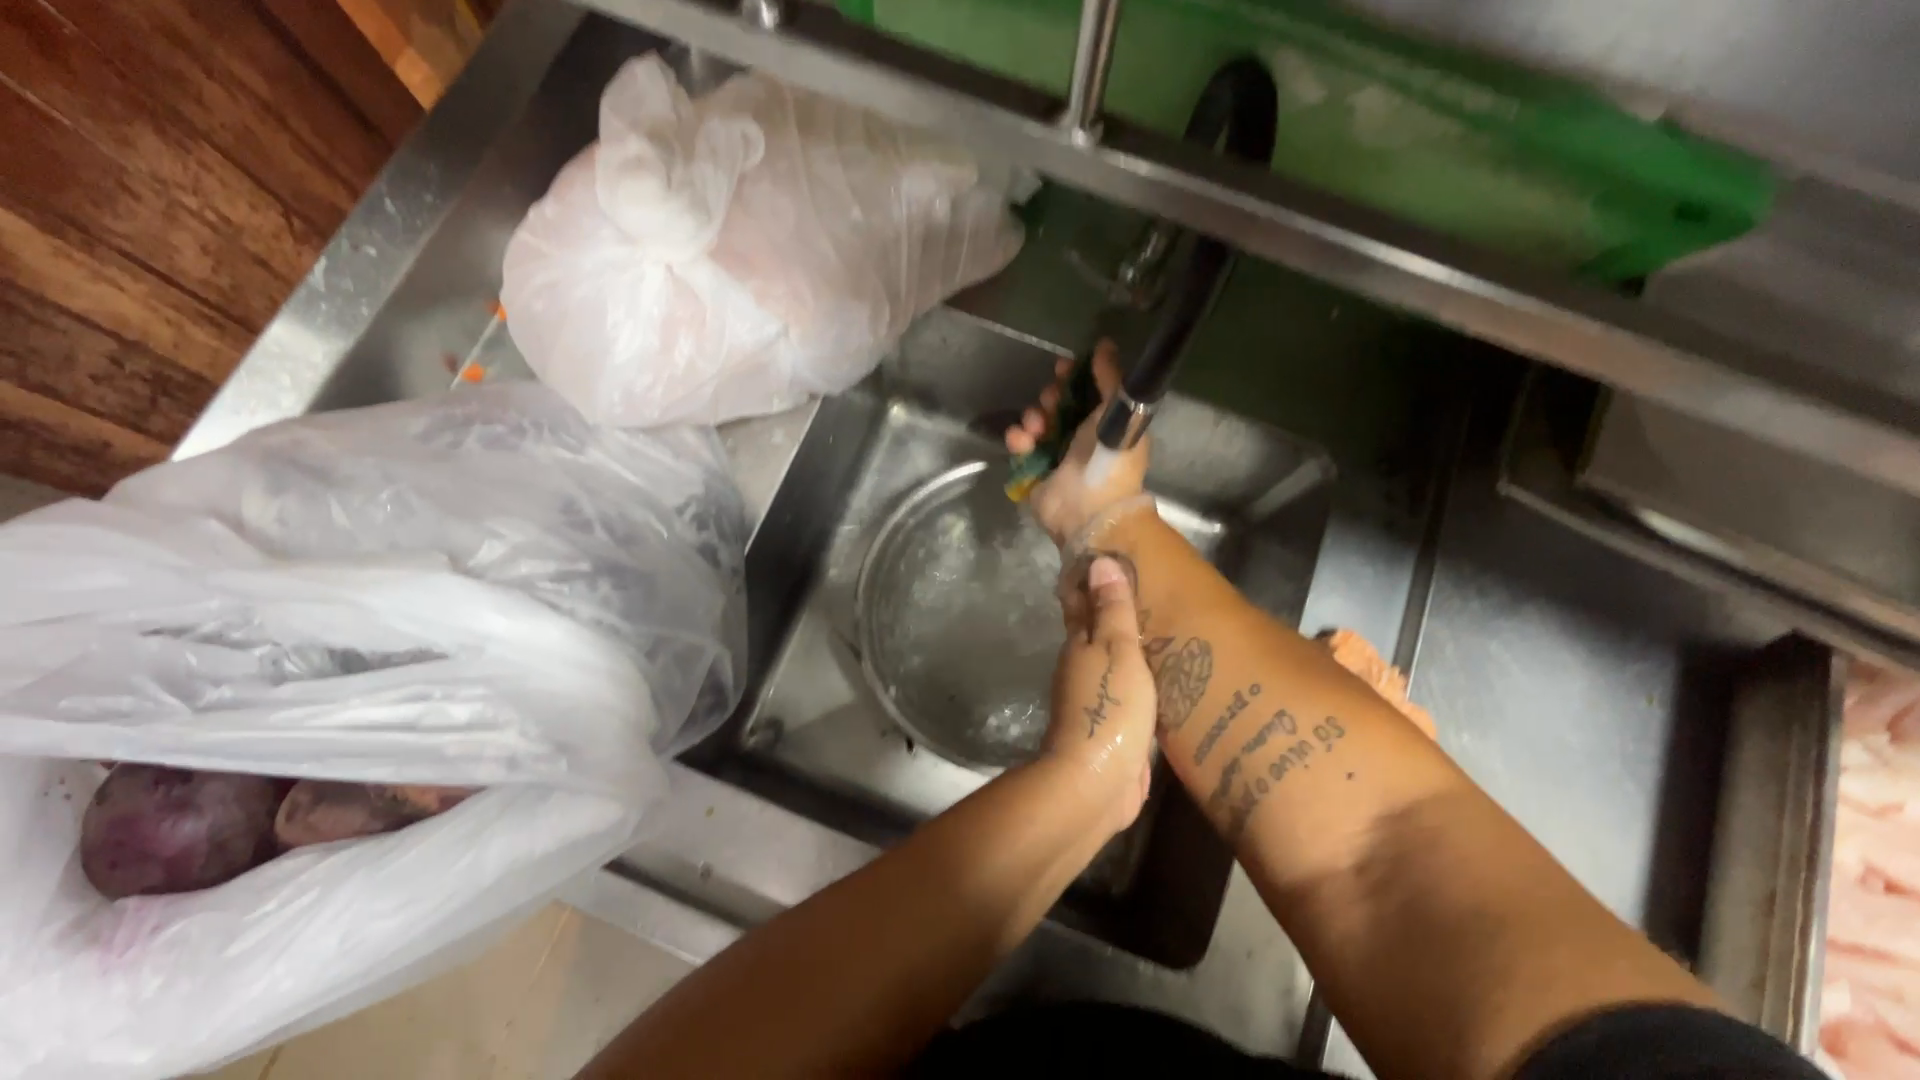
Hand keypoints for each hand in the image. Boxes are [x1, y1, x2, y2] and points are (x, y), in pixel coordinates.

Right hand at [1004, 340, 1149, 545]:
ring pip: (1037, 422)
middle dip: (1051, 396)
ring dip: (1034, 417)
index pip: (1085, 391)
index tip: (1063, 367)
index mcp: (1105, 423)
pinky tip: (1024, 440)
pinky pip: (1020, 446)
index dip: (1073, 377)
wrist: (1088, 507)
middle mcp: (1081, 437)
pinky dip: (1019, 439)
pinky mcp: (1034, 470)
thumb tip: (1105, 343)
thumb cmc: (1108, 456)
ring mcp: (1056, 455)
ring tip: (1037, 426)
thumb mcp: (1116, 410)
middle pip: (1058, 404)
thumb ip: (1110, 377)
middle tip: (1052, 399)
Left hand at [1042, 555, 1157, 834]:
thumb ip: (1112, 611)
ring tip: (1160, 635)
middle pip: (1096, 635)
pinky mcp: (1110, 733)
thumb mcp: (1117, 651)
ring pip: (1111, 667)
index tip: (1108, 559)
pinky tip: (1159, 685)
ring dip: (1128, 653)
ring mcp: (1093, 704)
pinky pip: (1126, 698)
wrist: (1095, 782)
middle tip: (1144, 594)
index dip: (1093, 583)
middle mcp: (1080, 671)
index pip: (1083, 604)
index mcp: (1079, 647)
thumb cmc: (1110, 709)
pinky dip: (1138, 685)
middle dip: (1112, 616)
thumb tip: (1099, 561)